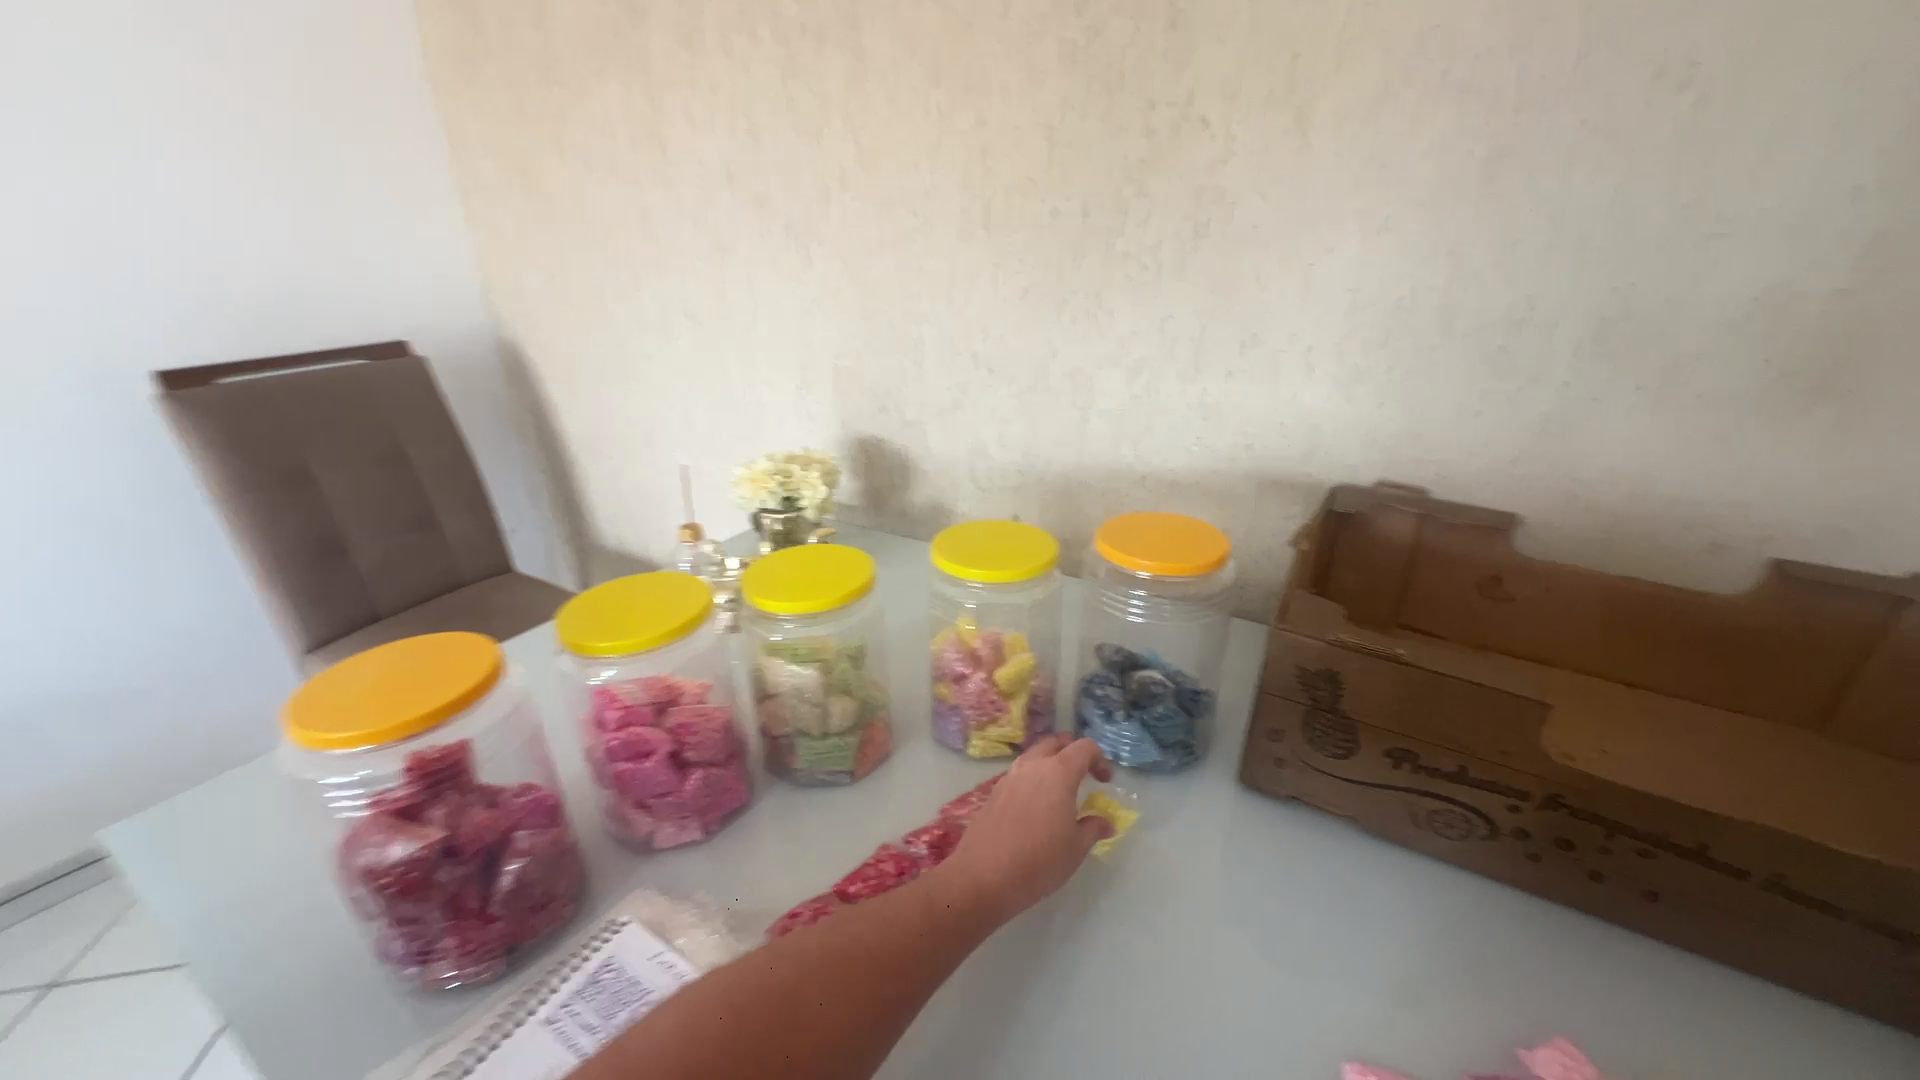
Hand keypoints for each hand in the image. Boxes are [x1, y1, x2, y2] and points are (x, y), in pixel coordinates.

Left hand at [935, 735, 1115, 922]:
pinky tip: (1034, 806)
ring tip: (1059, 790)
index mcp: (1058, 772)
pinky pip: (1018, 774)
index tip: (1104, 781)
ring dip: (1049, 763)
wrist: (984, 876)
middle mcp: (1032, 766)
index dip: (1099, 759)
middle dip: (1072, 751)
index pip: (1084, 747)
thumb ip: (1093, 828)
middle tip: (1083, 773)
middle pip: (1055, 742)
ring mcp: (1009, 777)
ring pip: (1033, 756)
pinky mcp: (993, 792)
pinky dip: (1031, 779)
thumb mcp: (1076, 848)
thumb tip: (1106, 822)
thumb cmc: (1039, 860)